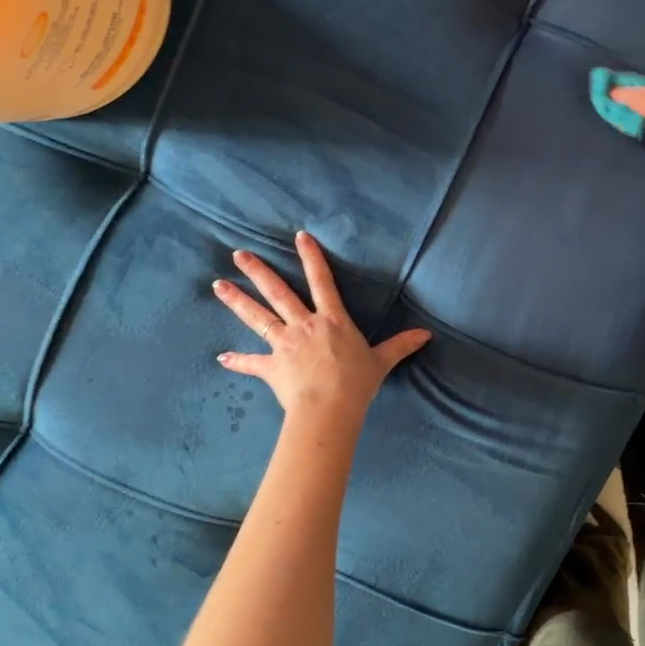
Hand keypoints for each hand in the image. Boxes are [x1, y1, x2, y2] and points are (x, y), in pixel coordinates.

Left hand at [212, 231, 430, 421]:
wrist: (329, 408)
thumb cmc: (357, 382)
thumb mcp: (382, 361)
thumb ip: (401, 345)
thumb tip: (426, 334)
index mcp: (332, 319)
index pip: (322, 280)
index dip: (311, 257)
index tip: (299, 236)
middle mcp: (305, 325)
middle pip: (279, 292)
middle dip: (259, 271)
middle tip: (239, 254)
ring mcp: (285, 345)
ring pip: (257, 317)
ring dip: (237, 301)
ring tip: (218, 284)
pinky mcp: (272, 367)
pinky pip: (252, 363)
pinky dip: (237, 361)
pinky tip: (222, 357)